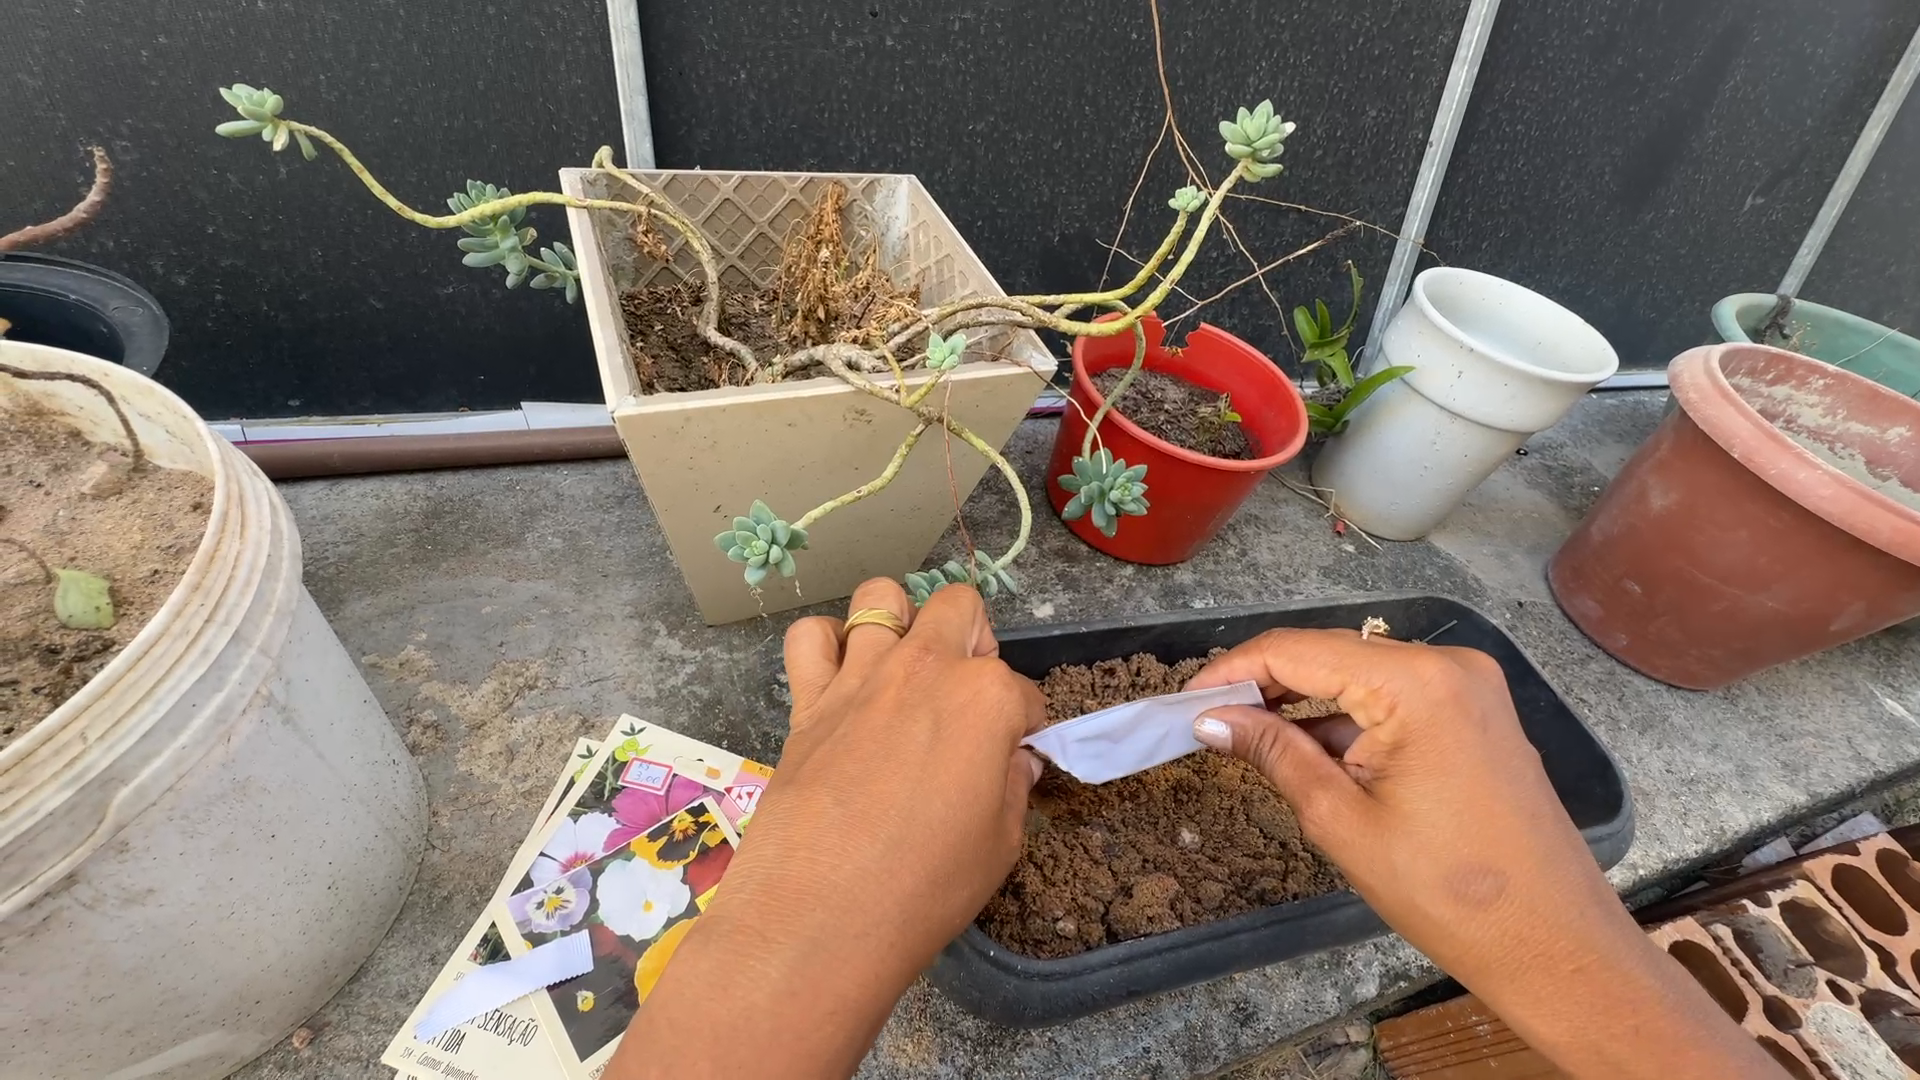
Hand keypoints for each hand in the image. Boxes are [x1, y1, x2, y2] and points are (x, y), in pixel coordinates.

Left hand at [614, 579, 1043, 1079]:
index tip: (1014, 753)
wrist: (818, 914)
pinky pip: (810, 637)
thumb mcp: (1000, 843)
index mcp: (986, 696)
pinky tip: (839, 680)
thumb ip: (1012, 784)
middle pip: (960, 606)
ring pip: (881, 596)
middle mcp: (926, 665)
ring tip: (901, 669)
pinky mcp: (809, 696)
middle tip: (965, 694)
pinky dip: (826, 647)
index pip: (1024, 692)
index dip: (1025, 725)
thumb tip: (1013, 759)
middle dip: (975, 639)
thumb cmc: (925, 885)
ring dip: (899, 622)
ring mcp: (862, 673)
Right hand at [1186, 629, 1783, 1079]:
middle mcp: (1444, 663)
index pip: (1296, 650)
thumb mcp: (1339, 818)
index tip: (1187, 700)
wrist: (1562, 953)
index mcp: (1414, 682)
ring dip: (1300, 700)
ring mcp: (1465, 685)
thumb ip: (1271, 750)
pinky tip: (1305, 746)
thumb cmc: (1446, 892)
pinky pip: (1387, 696)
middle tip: (1210, 718)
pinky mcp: (1472, 710)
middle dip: (1263, 684)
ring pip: (1354, 673)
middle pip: (1326, 654)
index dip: (1233, 670)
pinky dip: (1341, 716)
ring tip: (1247, 733)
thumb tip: (1208, 719)